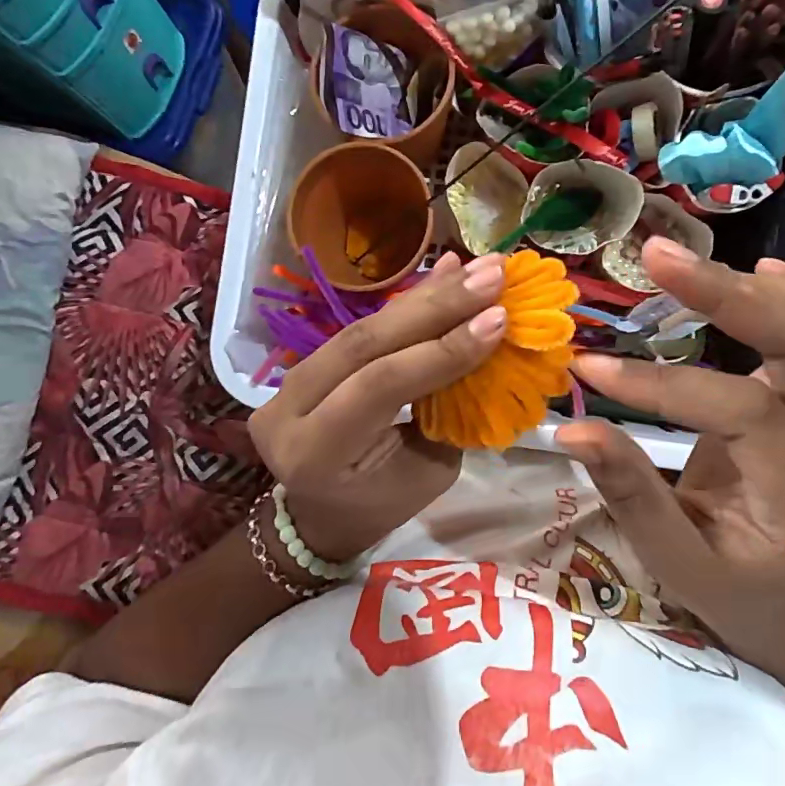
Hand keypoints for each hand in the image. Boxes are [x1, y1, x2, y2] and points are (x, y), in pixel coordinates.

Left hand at [248, 252, 507, 560]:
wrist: (319, 516)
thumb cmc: (381, 507)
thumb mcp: (426, 473)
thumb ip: (445, 410)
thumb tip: (486, 341)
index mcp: (316, 453)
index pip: (379, 386)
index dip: (441, 350)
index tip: (499, 319)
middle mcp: (287, 410)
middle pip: (365, 342)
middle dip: (437, 306)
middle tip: (493, 274)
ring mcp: (286, 382)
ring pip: (362, 326)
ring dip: (427, 296)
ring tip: (480, 269)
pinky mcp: (300, 364)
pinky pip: (359, 328)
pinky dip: (407, 302)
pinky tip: (445, 272)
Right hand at [556, 238, 784, 646]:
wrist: (781, 599)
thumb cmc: (724, 586)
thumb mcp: (671, 558)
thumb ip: (630, 493)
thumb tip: (574, 427)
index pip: (745, 412)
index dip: (664, 382)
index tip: (589, 366)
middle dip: (731, 292)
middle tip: (657, 256)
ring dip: (756, 288)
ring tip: (685, 269)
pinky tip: (752, 274)